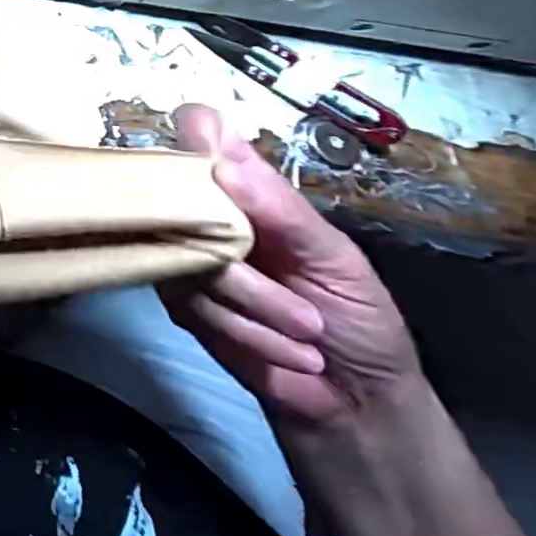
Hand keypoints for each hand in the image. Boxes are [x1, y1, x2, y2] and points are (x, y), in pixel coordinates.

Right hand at [161, 104, 420, 428]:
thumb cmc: (357, 317)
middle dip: (244, 258)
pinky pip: (193, 303)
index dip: (193, 134)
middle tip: (299, 287)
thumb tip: (221, 153)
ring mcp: (185, 255)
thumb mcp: (335, 257)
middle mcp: (206, 214)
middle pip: (182, 201)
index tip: (205, 152)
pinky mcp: (177, 300)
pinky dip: (246, 331)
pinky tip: (283, 349)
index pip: (202, 137)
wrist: (352, 402)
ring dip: (258, 305)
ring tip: (306, 329)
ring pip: (191, 261)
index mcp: (248, 188)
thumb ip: (279, 207)